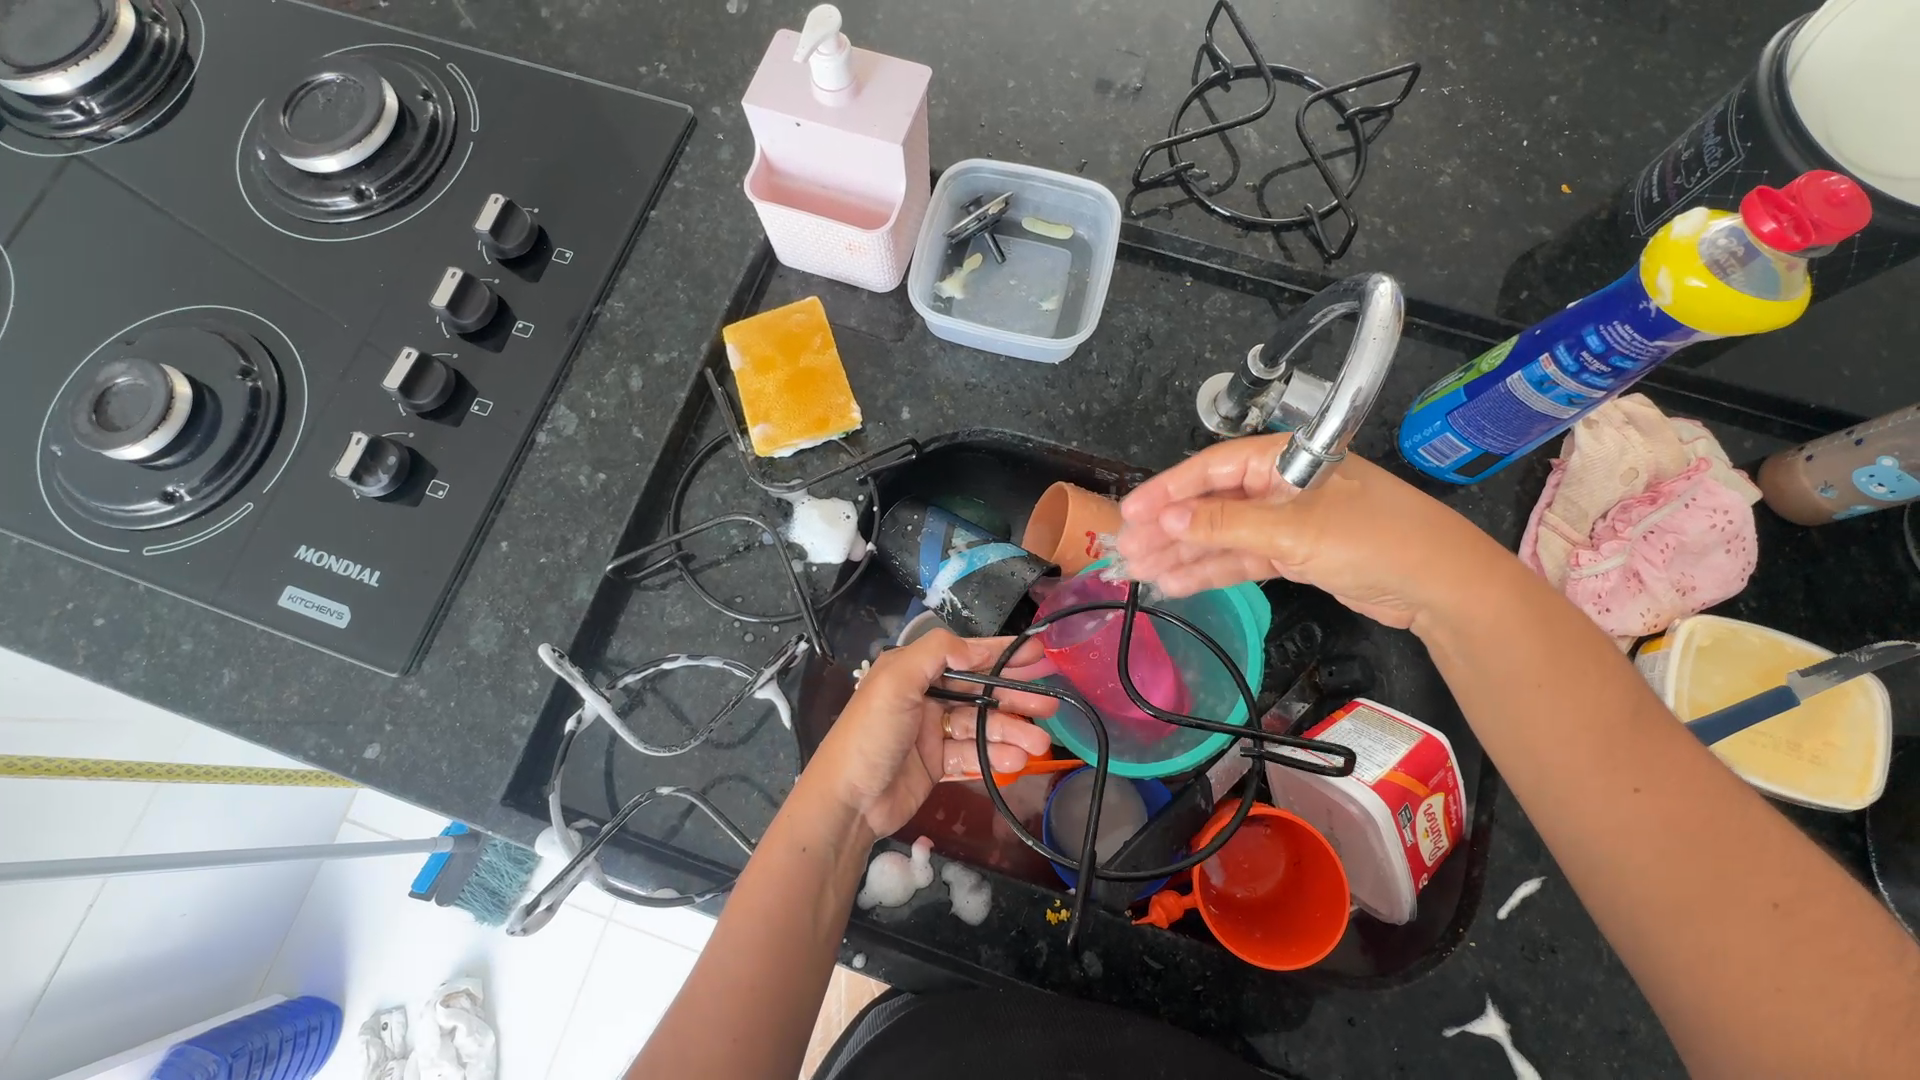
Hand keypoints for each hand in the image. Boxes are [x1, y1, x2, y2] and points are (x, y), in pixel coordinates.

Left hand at [801, 629, 1056, 839]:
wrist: (847, 801)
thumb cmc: (870, 734)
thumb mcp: (896, 680)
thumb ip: (936, 653)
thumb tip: (976, 648)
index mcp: (912, 670)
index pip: (965, 655)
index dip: (1002, 653)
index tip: (1038, 653)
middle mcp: (924, 697)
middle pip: (979, 692)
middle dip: (1015, 697)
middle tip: (1050, 704)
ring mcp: (931, 733)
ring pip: (981, 727)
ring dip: (1011, 733)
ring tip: (1039, 744)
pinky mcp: (936, 764)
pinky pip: (973, 755)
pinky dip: (995, 757)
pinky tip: (1016, 761)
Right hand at [1115, 435, 1501, 629]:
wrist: (1440, 587)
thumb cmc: (1373, 540)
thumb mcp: (1293, 529)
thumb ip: (1225, 524)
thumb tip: (1166, 520)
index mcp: (1284, 460)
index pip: (1212, 469)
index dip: (1167, 490)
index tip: (1129, 512)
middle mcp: (1280, 487)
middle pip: (1210, 504)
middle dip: (1168, 529)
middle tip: (1125, 551)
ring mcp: (1286, 523)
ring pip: (1220, 537)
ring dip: (1181, 555)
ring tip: (1138, 574)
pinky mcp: (1293, 555)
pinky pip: (1240, 560)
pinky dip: (1209, 572)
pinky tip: (1175, 584)